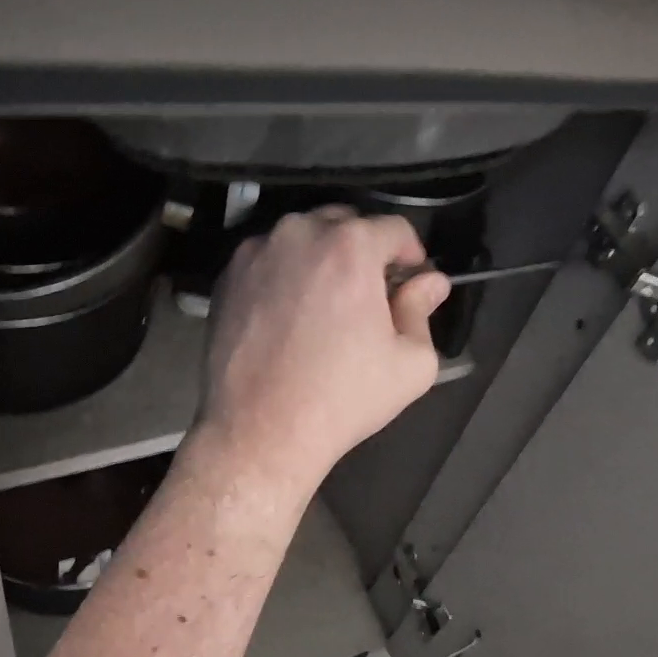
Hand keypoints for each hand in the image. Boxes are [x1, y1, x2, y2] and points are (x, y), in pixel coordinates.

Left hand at [198, 207, 448, 491]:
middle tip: (368, 297)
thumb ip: (423, 311)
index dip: (410, 254)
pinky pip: (268, 262)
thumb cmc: (344, 399)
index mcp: (351, 246)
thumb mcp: (411, 364)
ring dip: (321, 260)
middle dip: (363, 252)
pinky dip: (285, 276)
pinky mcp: (226, 278)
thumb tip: (430, 282)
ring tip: (325, 306)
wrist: (262, 432)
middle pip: (344, 224)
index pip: (394, 228)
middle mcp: (299, 233)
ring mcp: (256, 253)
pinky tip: (290, 317)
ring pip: (301, 240)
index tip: (410, 282)